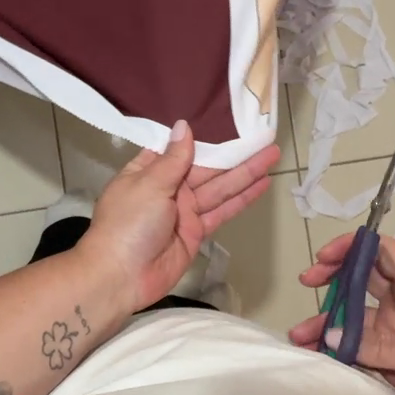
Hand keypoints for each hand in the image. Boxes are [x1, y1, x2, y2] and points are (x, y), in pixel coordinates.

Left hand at [79, 120, 279, 312]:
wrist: (121, 276)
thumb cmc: (128, 223)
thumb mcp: (148, 184)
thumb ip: (173, 158)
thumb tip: (182, 126)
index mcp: (148, 172)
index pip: (177, 148)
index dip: (202, 136)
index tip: (227, 119)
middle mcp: (167, 189)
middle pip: (205, 167)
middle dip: (233, 153)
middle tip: (264, 136)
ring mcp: (183, 212)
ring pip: (219, 187)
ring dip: (245, 172)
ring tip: (272, 154)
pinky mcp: (196, 233)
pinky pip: (222, 211)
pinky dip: (241, 199)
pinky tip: (262, 184)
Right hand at [288, 233, 394, 394]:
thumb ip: (383, 346)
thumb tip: (332, 335)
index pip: (387, 254)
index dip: (356, 248)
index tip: (324, 257)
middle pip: (363, 284)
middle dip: (333, 281)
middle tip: (305, 286)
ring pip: (355, 324)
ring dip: (328, 327)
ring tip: (300, 339)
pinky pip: (359, 356)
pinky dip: (338, 355)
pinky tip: (317, 359)